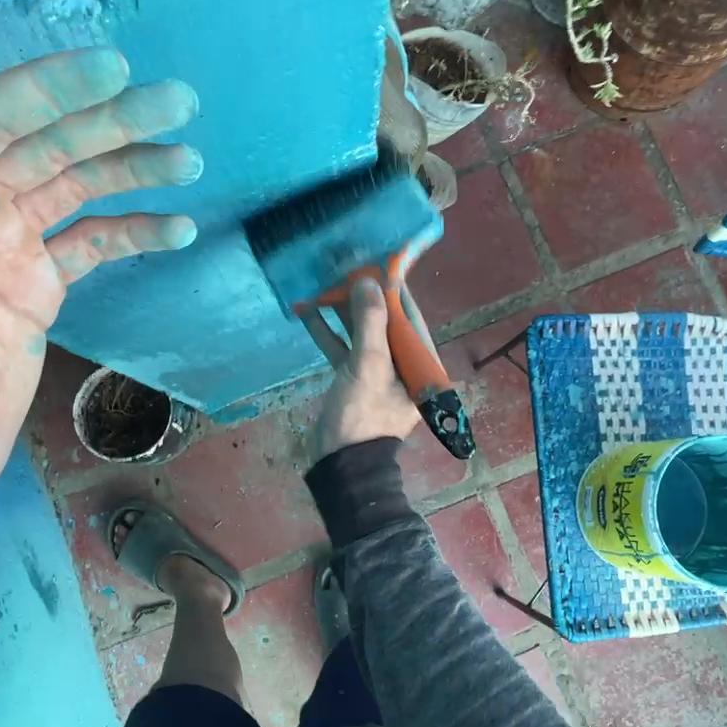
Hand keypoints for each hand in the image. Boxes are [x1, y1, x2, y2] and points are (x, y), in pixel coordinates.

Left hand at [0, 49, 202, 575]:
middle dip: (109, 123)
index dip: (48, 93)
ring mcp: (1, 247)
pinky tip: (175, 226)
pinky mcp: (35, 284)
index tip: (115, 71)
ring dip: (130, 172)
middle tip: (178, 103)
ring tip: (189, 160)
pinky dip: (131, 232)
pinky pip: (89, 244)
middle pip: (41, 149)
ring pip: (73, 191)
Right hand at [314, 278, 421, 461]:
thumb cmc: (362, 415)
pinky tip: (306, 311)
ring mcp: (376, 374)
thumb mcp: (368, 365)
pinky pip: (343, 350)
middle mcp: (402, 366)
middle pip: (384, 322)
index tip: (378, 259)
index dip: (394, 288)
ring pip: (360, 333)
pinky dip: (327, 333)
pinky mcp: (352, 381)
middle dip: (363, 296)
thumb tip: (368, 281)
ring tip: (322, 282)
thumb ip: (371, 321)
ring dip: (340, 311)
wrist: (341, 466)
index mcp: (419, 364)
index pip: (410, 316)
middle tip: (344, 266)